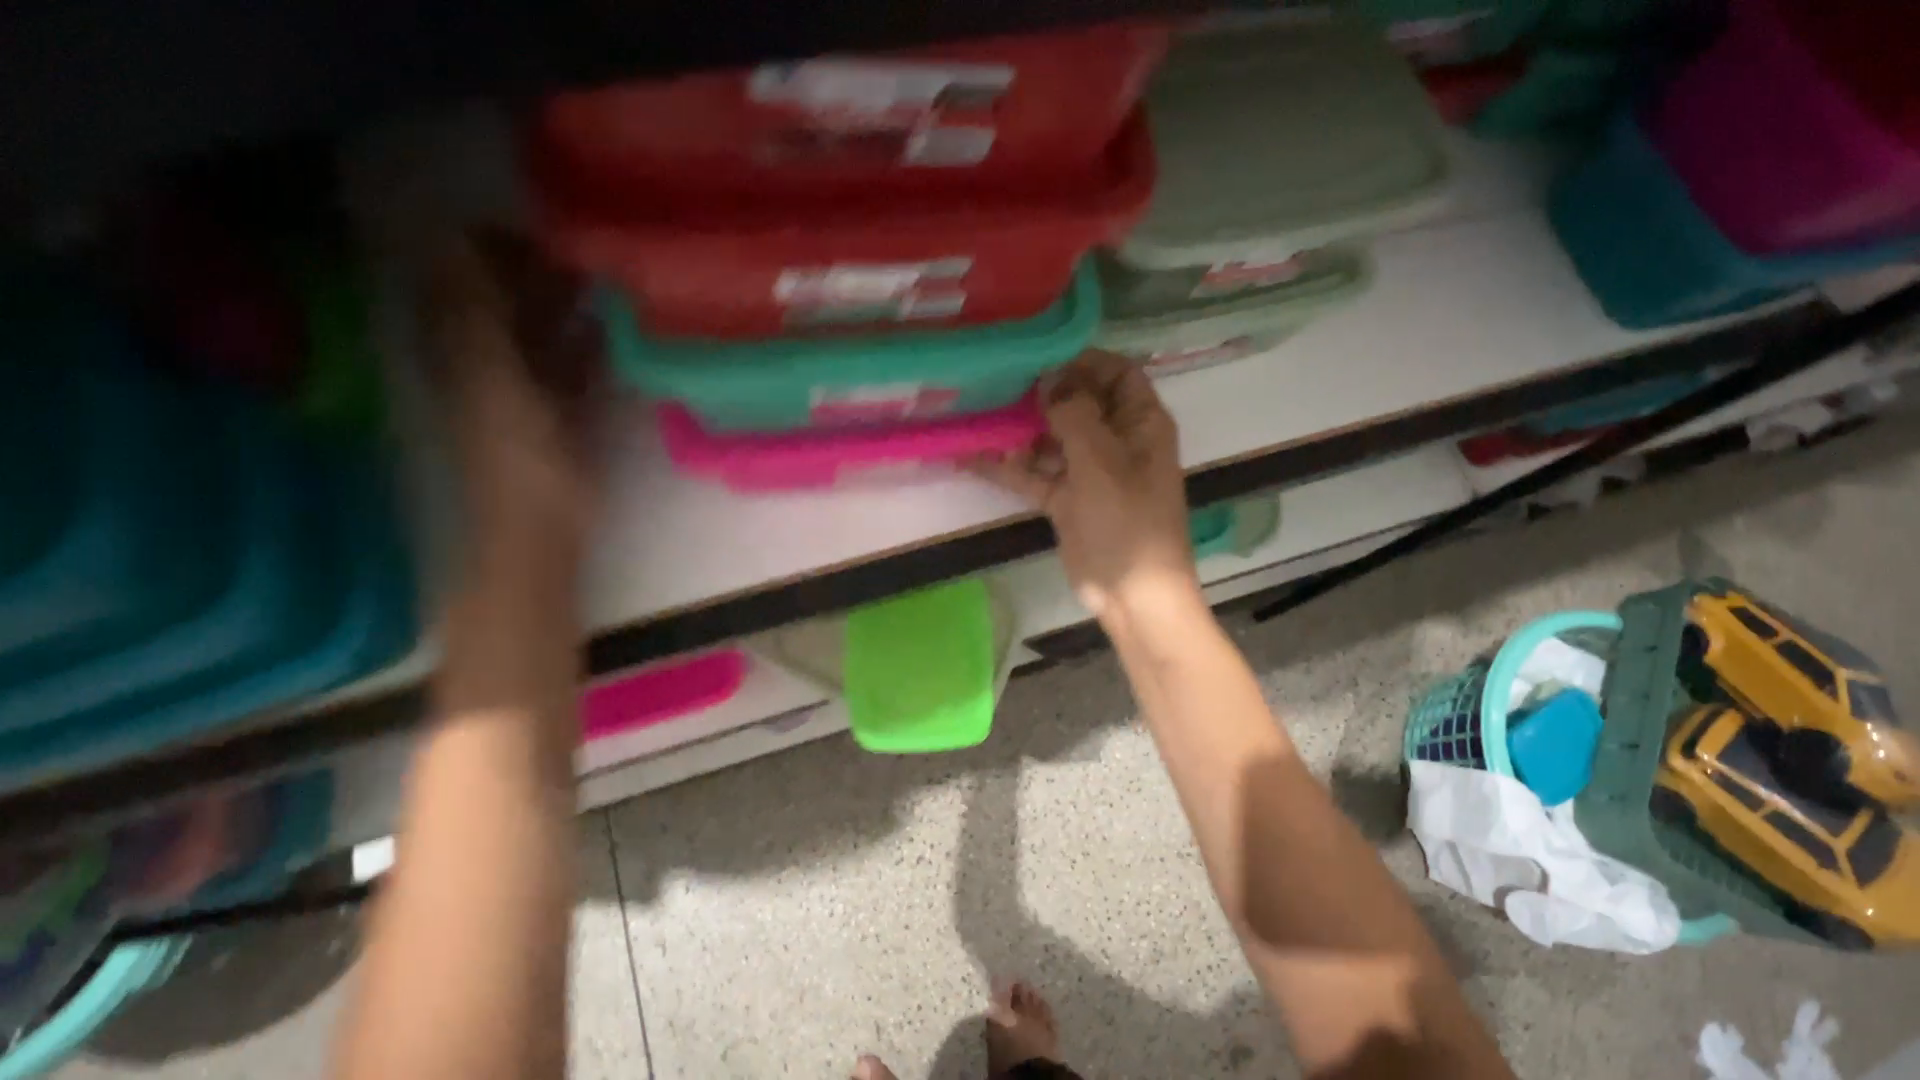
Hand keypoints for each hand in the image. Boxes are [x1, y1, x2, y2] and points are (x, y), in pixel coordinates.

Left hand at [420, 227, 603, 586]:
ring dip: (563, 304)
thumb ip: (472, 308)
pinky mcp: (557, 416)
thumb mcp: (488, 374)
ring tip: (603, 278)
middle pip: (501, 300)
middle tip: (582, 249)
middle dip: (535, 270)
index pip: (460, 276)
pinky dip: (583, 345)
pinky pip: (567, 368)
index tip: (538, 230)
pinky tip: (609, 330)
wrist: (539, 527)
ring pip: (537, 332)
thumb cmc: (516, 453)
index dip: (490, 246)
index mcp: (458, 346)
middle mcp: (483, 360)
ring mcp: (522, 389)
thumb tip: (454, 235)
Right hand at [972, 352, 1198, 622]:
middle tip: (1001, 383)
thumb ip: (1074, 414)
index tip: (1041, 359)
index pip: (1118, 373)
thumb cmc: (1127, 521)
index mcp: (1141, 423)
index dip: (1084, 362)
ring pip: (1053, 438)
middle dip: (1044, 392)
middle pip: (1081, 402)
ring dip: (1021, 429)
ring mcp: (1091, 472)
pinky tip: (971, 455)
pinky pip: (1036, 475)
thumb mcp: (1101, 460)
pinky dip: (1009, 467)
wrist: (1133, 594)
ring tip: (980, 412)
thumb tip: (1051, 383)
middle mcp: (1117, 440)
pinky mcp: (1068, 500)